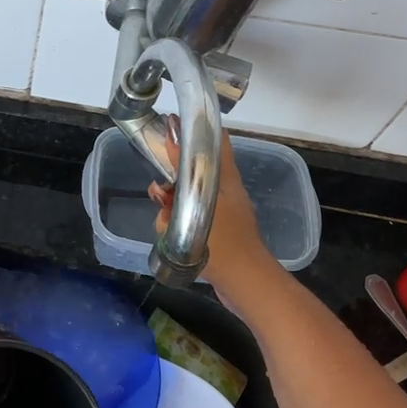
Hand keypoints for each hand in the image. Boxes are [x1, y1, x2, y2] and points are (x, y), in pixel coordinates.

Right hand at [149, 121, 282, 296]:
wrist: (246, 284)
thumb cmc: (224, 243)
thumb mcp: (196, 209)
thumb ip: (178, 184)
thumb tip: (166, 160)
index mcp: (227, 180)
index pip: (216, 142)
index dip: (196, 130)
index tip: (172, 124)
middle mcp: (226, 192)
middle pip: (194, 174)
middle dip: (172, 182)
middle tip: (160, 194)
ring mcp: (223, 215)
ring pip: (188, 200)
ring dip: (172, 211)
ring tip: (168, 225)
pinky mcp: (218, 235)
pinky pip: (191, 222)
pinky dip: (180, 228)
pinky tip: (173, 240)